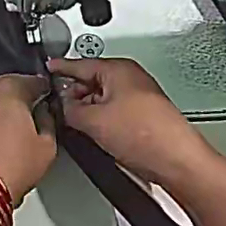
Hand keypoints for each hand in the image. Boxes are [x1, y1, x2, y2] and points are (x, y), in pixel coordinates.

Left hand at [0, 75, 58, 201]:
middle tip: (35, 111)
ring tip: (17, 128)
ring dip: (4, 108)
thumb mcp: (47, 146)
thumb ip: (48, 122)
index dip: (44, 89)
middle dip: (23, 96)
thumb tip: (45, 115)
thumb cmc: (9, 166)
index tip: (49, 96)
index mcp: (11, 90)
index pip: (33, 80)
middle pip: (10, 86)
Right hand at [52, 57, 218, 186]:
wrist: (177, 161)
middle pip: (90, 80)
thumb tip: (61, 107)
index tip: (48, 68)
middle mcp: (131, 78)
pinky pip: (113, 111)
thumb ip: (68, 110)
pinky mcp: (142, 116)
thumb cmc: (148, 135)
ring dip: (87, 109)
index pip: (80, 63)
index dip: (60, 68)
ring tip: (78, 124)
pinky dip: (101, 119)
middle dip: (73, 94)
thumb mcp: (92, 121)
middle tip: (59, 106)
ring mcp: (138, 97)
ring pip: (101, 98)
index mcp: (119, 69)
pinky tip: (97, 133)